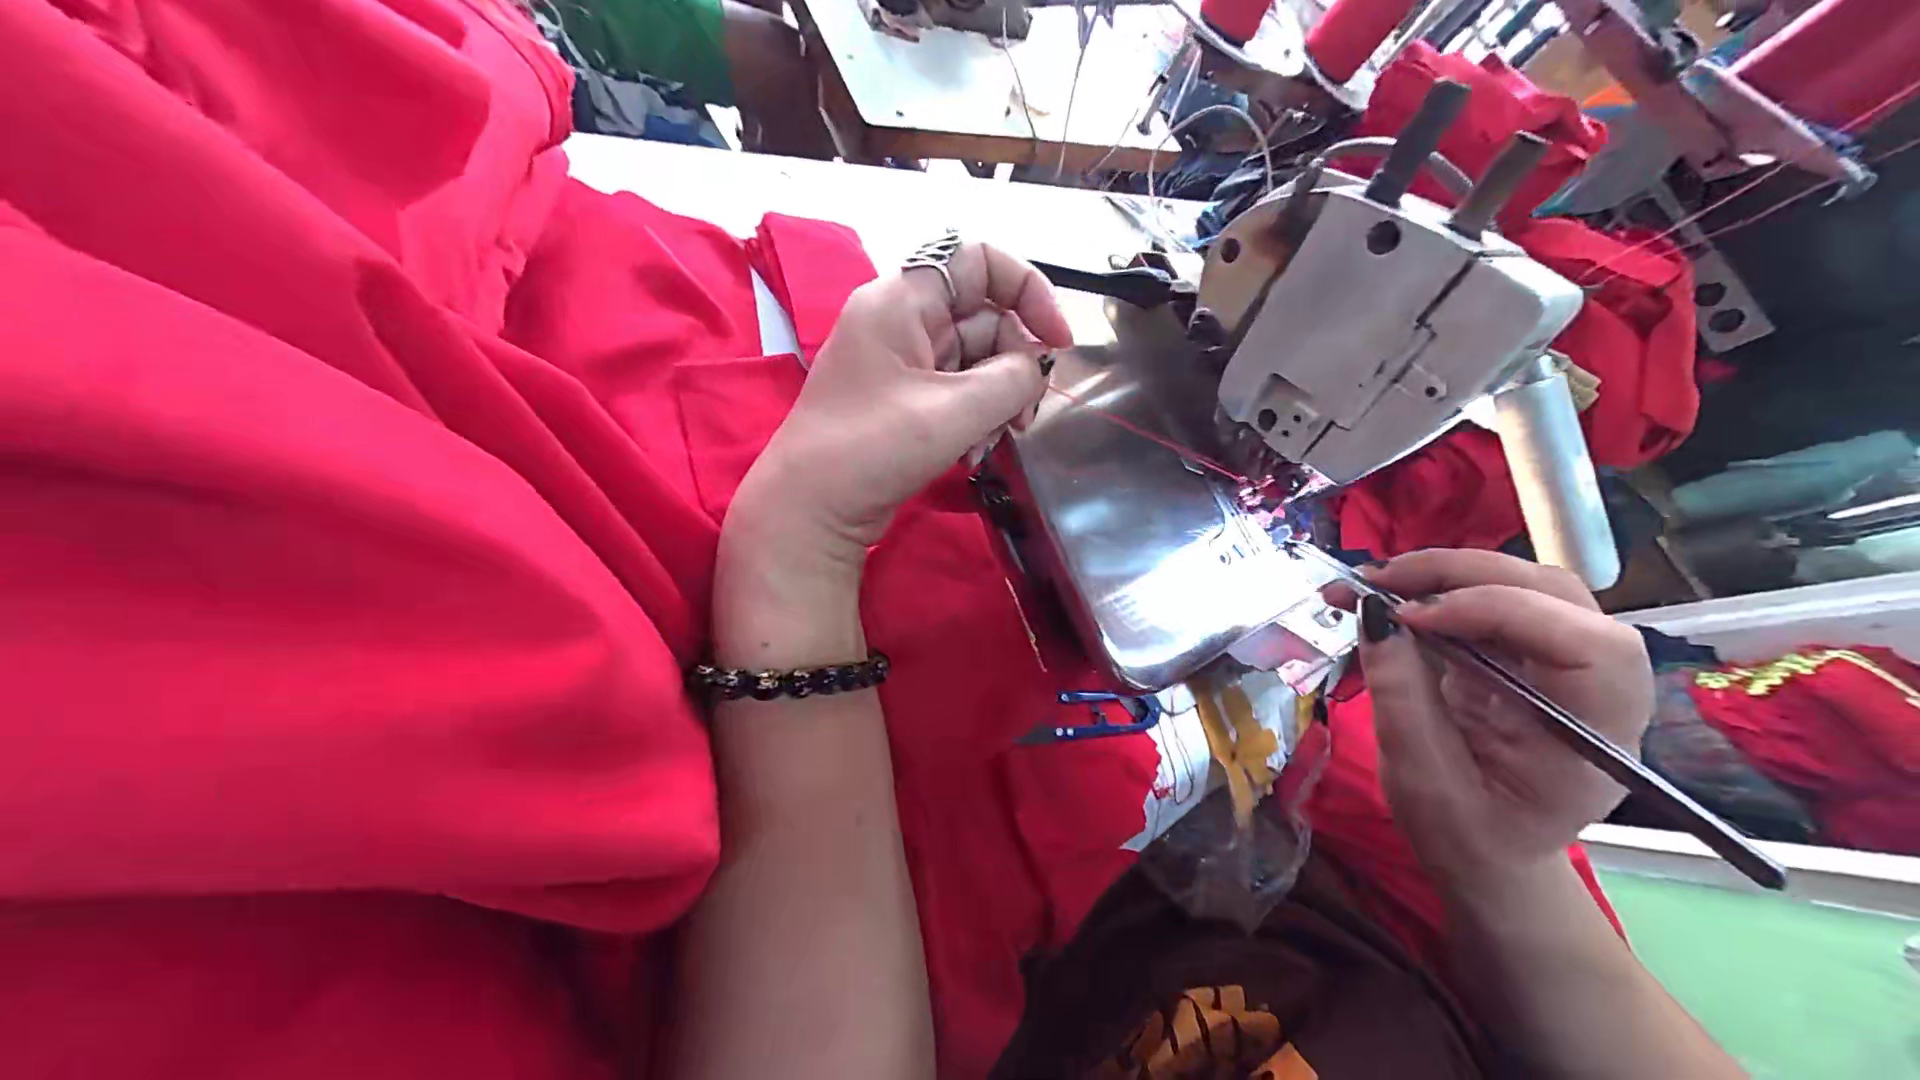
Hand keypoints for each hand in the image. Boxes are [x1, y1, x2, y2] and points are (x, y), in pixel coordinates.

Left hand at [714, 242, 1072, 667]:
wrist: (811, 510)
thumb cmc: (871, 449)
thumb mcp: (953, 411)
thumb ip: (1012, 380)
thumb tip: (1037, 369)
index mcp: (902, 300)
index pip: (981, 261)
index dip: (1030, 290)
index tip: (1058, 341)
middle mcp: (901, 322)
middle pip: (985, 320)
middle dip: (1014, 370)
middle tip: (1024, 420)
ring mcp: (902, 363)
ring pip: (976, 362)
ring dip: (997, 403)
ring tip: (991, 444)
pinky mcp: (905, 401)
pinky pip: (958, 393)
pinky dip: (975, 420)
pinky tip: (971, 456)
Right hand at [1332, 550, 1653, 897]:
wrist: (1487, 853)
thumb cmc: (1463, 833)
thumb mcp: (1420, 774)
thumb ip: (1400, 692)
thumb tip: (1372, 613)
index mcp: (1590, 737)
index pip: (1584, 645)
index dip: (1498, 610)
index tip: (1409, 616)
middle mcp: (1596, 689)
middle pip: (1554, 594)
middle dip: (1460, 573)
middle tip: (1376, 579)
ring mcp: (1562, 666)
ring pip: (1526, 584)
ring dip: (1447, 572)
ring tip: (1377, 582)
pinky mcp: (1525, 655)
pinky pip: (1493, 600)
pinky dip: (1438, 587)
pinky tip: (1390, 595)